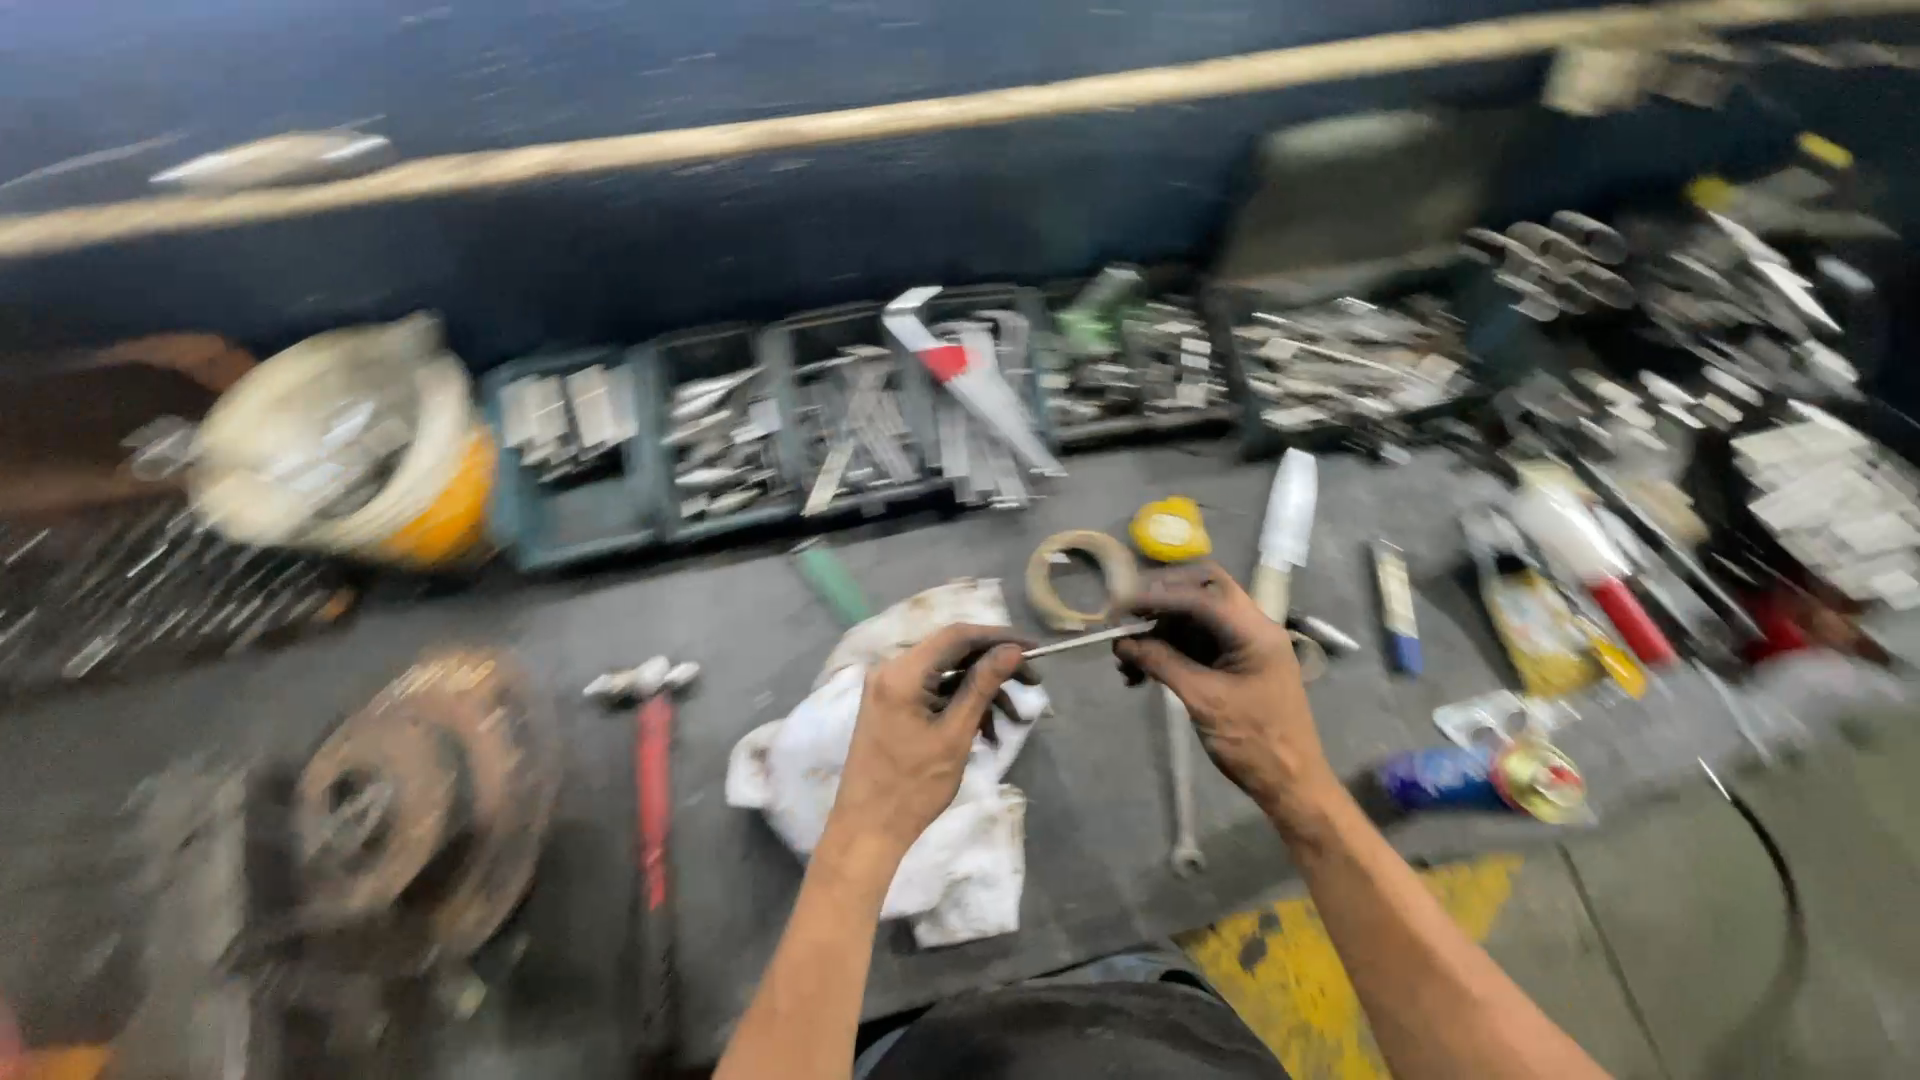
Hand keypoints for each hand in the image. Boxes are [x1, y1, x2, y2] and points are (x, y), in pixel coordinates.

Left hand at [826, 624, 1036, 860]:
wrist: (867, 829)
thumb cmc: (912, 787)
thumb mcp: (954, 734)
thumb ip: (982, 686)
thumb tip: (1011, 650)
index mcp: (901, 672)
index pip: (957, 635)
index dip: (999, 636)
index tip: (1035, 648)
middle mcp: (890, 670)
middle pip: (953, 651)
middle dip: (995, 667)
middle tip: (1033, 684)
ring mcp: (889, 688)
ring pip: (947, 674)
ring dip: (981, 692)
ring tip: (1013, 721)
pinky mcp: (892, 705)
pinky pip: (934, 692)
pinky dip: (961, 705)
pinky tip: (986, 733)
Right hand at [1113, 563, 1338, 824]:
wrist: (1291, 784)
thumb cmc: (1255, 743)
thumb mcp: (1204, 701)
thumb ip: (1163, 663)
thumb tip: (1123, 643)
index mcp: (1255, 631)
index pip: (1201, 595)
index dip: (1157, 596)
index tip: (1120, 607)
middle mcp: (1251, 628)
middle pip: (1201, 591)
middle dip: (1159, 600)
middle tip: (1126, 617)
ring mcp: (1242, 645)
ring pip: (1192, 619)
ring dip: (1157, 632)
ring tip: (1125, 659)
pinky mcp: (1232, 664)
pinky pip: (1194, 643)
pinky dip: (1166, 651)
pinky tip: (1140, 672)